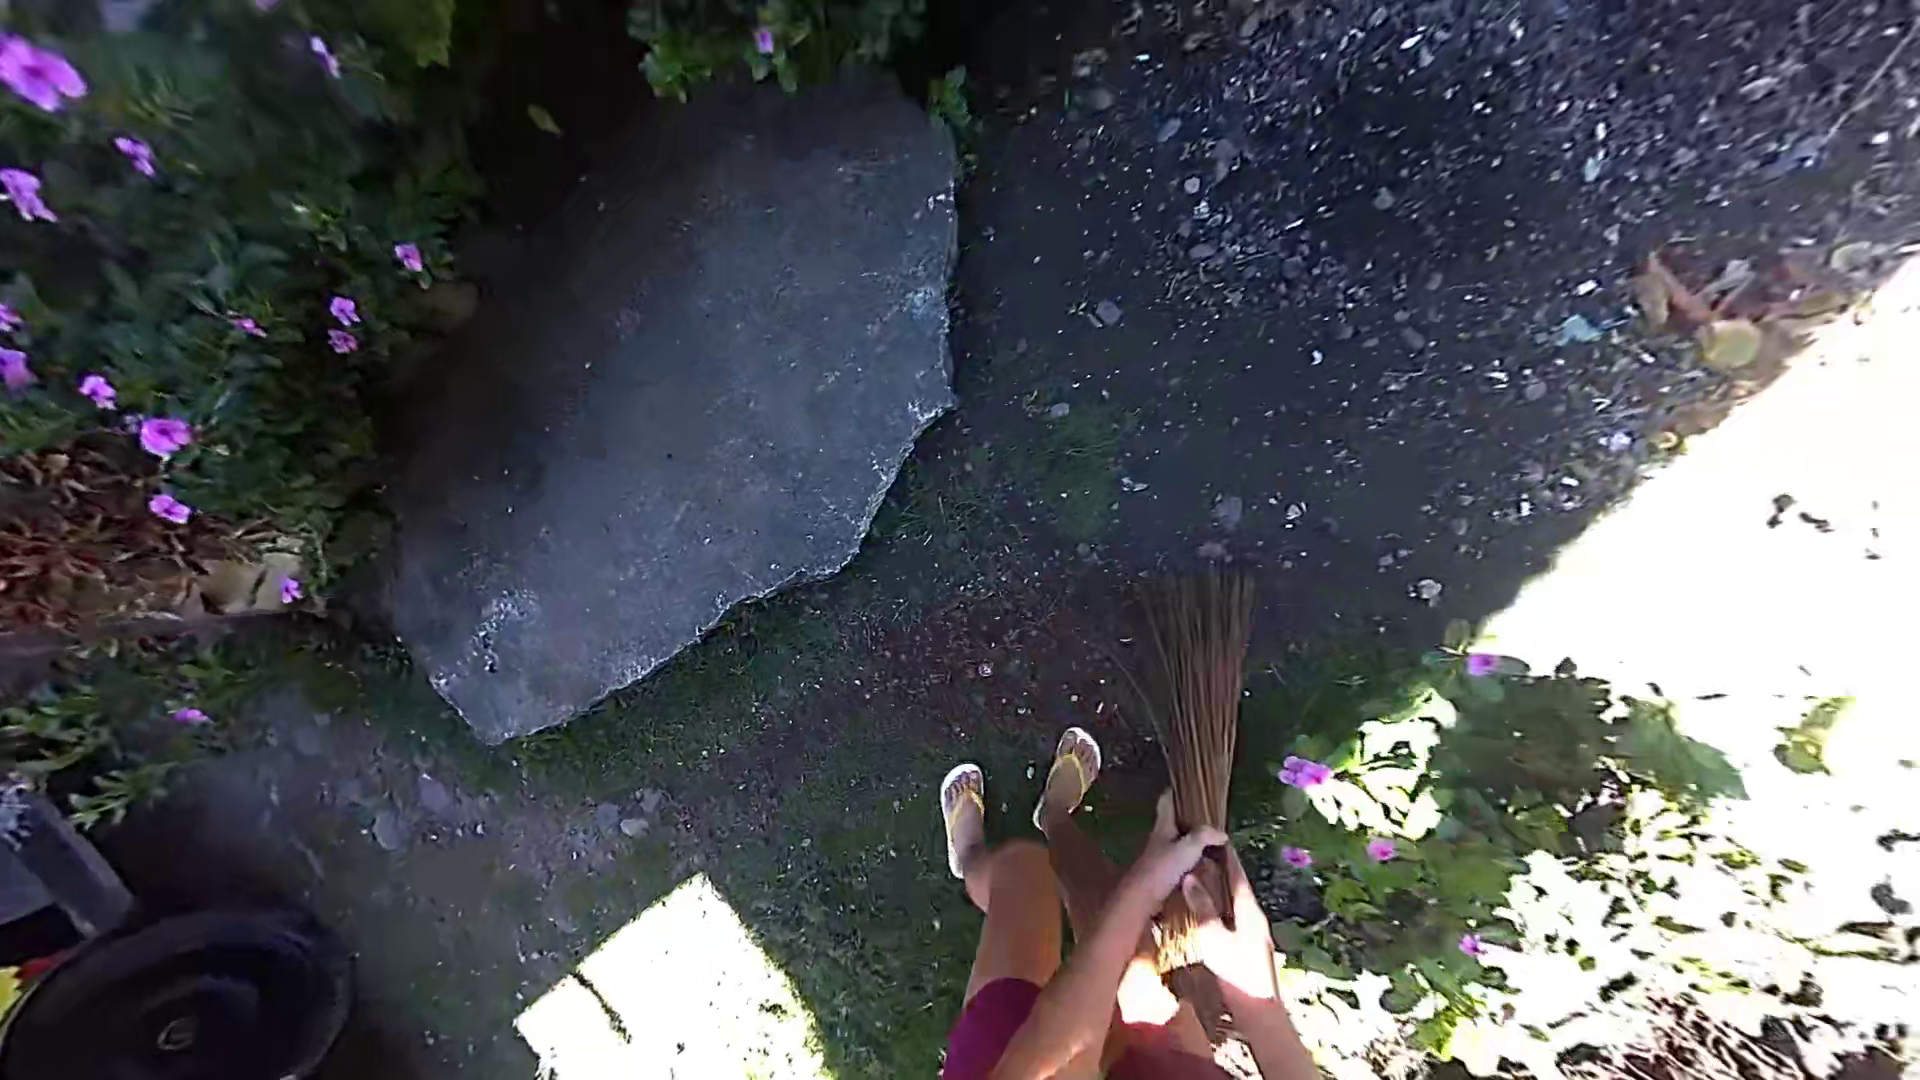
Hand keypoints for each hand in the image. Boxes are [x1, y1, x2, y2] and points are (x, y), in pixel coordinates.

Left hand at [1118, 792, 1227, 908]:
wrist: (1143, 896)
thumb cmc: (1162, 866)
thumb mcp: (1187, 848)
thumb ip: (1204, 836)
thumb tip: (1222, 833)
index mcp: (1163, 824)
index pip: (1166, 801)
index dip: (1175, 791)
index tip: (1188, 786)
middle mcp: (1160, 835)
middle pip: (1174, 820)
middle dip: (1190, 818)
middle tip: (1210, 818)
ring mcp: (1161, 853)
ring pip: (1179, 840)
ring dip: (1193, 840)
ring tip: (1214, 842)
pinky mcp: (1164, 870)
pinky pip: (1181, 859)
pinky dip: (1193, 858)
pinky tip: (1206, 865)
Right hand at [1180, 843, 1278, 1002]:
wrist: (1260, 1014)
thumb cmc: (1238, 974)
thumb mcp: (1216, 939)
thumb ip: (1203, 908)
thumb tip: (1188, 876)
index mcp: (1248, 908)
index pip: (1236, 871)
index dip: (1225, 851)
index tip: (1210, 833)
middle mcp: (1253, 914)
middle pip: (1236, 881)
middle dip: (1218, 864)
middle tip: (1196, 848)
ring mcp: (1252, 929)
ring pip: (1233, 896)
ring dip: (1218, 882)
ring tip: (1197, 869)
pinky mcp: (1247, 942)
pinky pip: (1231, 910)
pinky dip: (1219, 899)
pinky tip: (1205, 902)